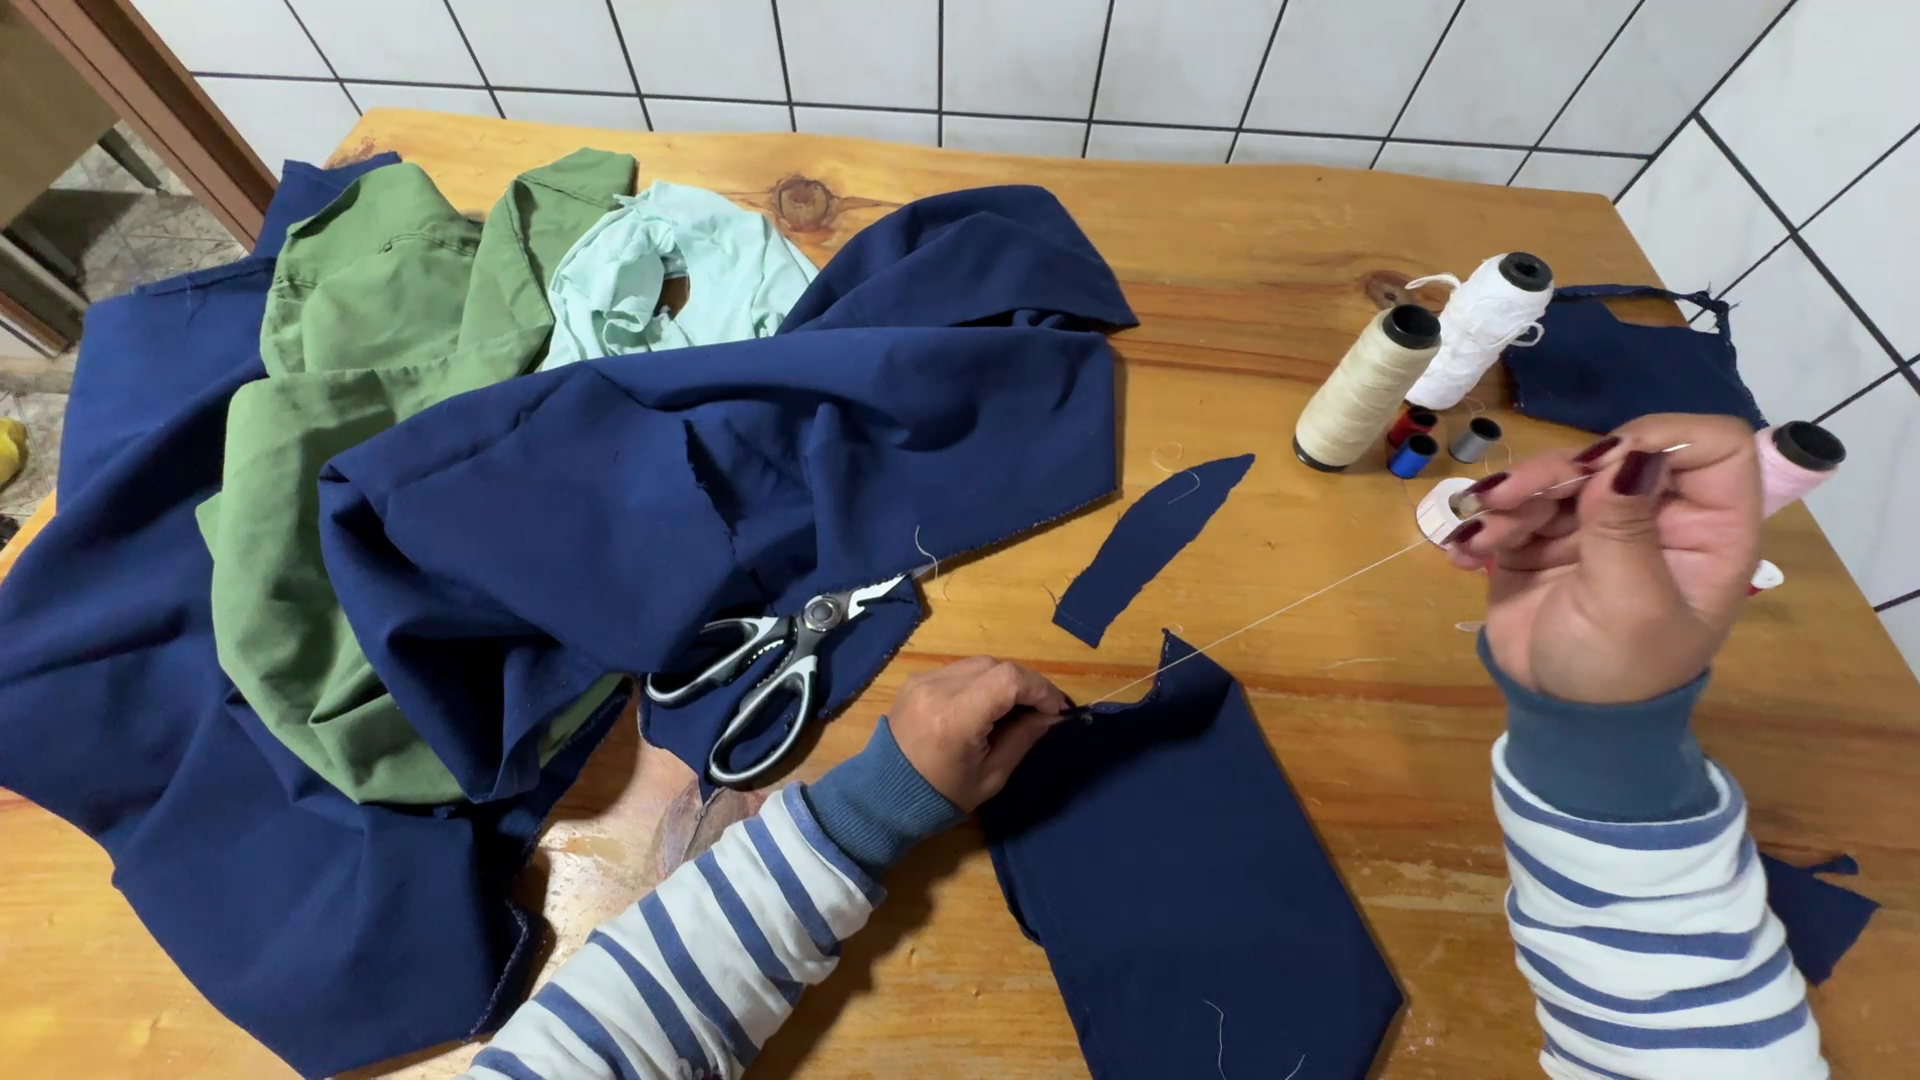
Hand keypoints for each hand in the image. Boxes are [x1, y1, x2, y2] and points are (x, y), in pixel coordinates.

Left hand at [886, 657, 1071, 810]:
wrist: (884, 795)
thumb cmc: (942, 795)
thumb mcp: (992, 776)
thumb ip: (1024, 737)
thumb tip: (1052, 714)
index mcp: (955, 718)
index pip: (1008, 680)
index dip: (1040, 688)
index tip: (1056, 709)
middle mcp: (937, 689)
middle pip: (996, 666)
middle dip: (1025, 684)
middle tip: (1040, 710)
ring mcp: (923, 680)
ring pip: (979, 663)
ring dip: (1004, 680)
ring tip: (1015, 708)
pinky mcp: (917, 680)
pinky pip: (960, 669)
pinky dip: (981, 681)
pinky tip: (986, 705)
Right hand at [1443, 414, 1761, 703]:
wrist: (1561, 710)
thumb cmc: (1619, 666)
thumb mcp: (1631, 604)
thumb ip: (1625, 530)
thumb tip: (1626, 457)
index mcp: (1704, 528)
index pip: (1709, 448)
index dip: (1656, 440)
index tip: (1596, 466)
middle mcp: (1648, 516)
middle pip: (1605, 458)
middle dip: (1548, 475)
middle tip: (1501, 499)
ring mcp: (1587, 530)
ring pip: (1546, 483)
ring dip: (1503, 505)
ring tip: (1474, 541)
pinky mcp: (1534, 545)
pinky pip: (1505, 516)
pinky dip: (1478, 530)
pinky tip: (1460, 555)